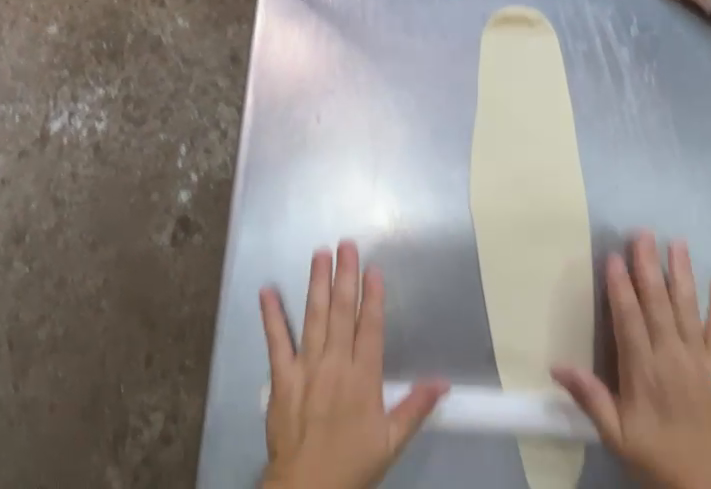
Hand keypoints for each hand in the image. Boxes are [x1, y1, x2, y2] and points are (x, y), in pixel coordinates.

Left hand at [260, 241, 448, 488]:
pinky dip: (271, 315)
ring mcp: (306, 368)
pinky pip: (276, 341)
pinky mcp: (281, 377)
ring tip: (319, 254)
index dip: (373, 297)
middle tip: (346, 245)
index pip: (371, 328)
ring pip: (313, 317)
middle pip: (342, 313)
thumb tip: (443, 382)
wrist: (307, 488)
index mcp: (364, 378)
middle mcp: (336, 365)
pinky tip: (267, 290)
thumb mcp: (392, 441)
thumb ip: (416, 407)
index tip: (373, 269)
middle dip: (345, 276)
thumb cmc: (352, 464)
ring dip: (316, 284)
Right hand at [553, 235, 710, 488]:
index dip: (619, 286)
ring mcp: (699, 360)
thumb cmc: (657, 457)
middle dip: (648, 266)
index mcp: (642, 371)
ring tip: (677, 243)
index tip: (611, 256)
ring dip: (681, 274)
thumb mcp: (616, 435)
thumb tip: (557, 366)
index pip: (627, 319)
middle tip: (642, 233)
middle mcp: (671, 357)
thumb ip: (590, 398)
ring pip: (687, 308)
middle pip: (657, 303)